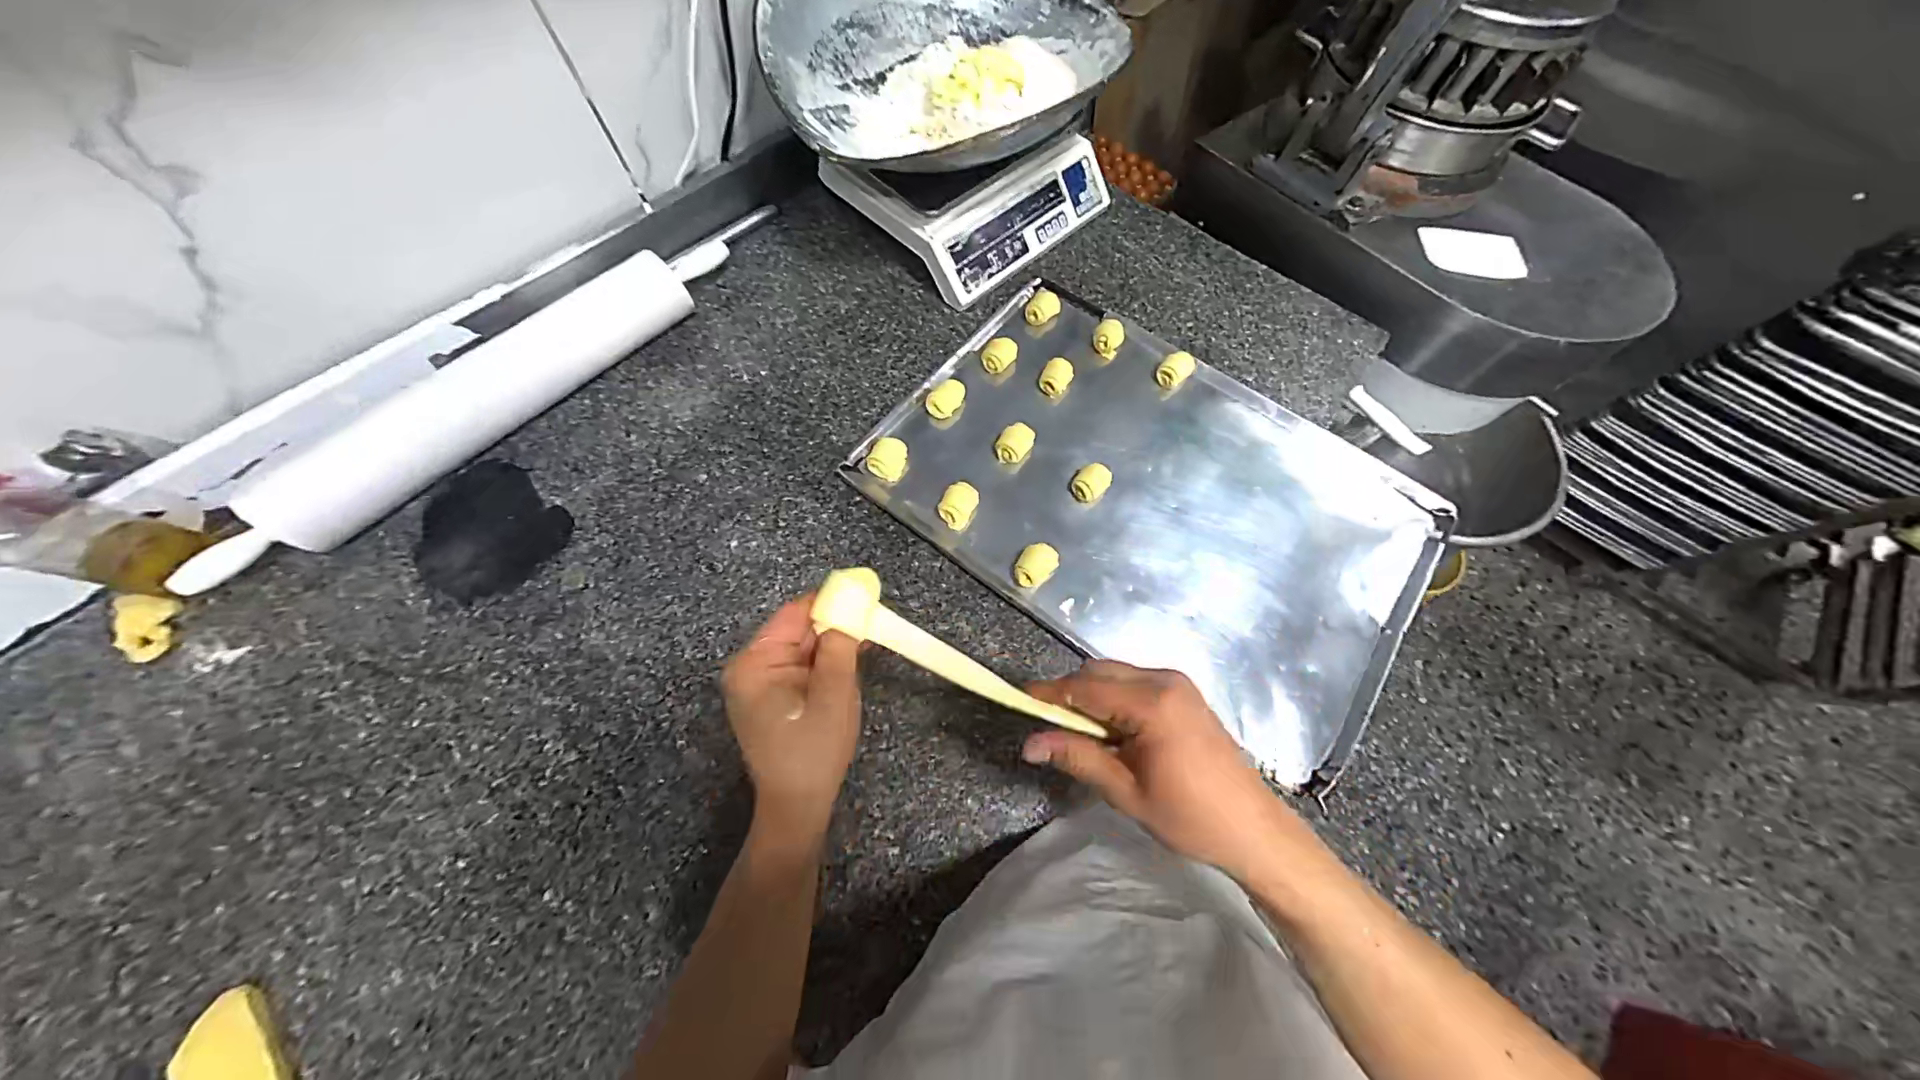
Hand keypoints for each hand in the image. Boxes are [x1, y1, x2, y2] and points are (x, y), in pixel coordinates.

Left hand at [720, 594, 861, 832]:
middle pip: (797, 628)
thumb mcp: (834, 696)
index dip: (830, 601)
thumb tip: (850, 604)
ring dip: (832, 645)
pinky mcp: (769, 694)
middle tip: (872, 622)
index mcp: (754, 664)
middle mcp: (748, 667)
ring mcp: (757, 682)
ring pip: (802, 646)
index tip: (865, 596)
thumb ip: (841, 647)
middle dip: (834, 624)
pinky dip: (824, 662)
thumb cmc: (814, 753)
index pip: (794, 614)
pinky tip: (847, 665)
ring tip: (864, 646)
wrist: (797, 806)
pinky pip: (800, 665)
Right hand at [1025, 661, 1304, 880]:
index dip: (1048, 694)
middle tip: (1050, 729)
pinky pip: (1135, 682)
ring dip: (1091, 696)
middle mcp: (1165, 680)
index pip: (1085, 687)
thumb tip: (1030, 744)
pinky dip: (1113, 698)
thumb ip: (1077, 757)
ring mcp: (1178, 684)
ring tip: (1082, 736)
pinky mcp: (1185, 693)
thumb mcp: (1125, 791)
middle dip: (1069, 694)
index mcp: (1152, 703)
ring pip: (1115, 674)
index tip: (1018, 702)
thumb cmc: (1190, 817)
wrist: (1255, 829)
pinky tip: (1113, 732)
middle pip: (1099, 671)